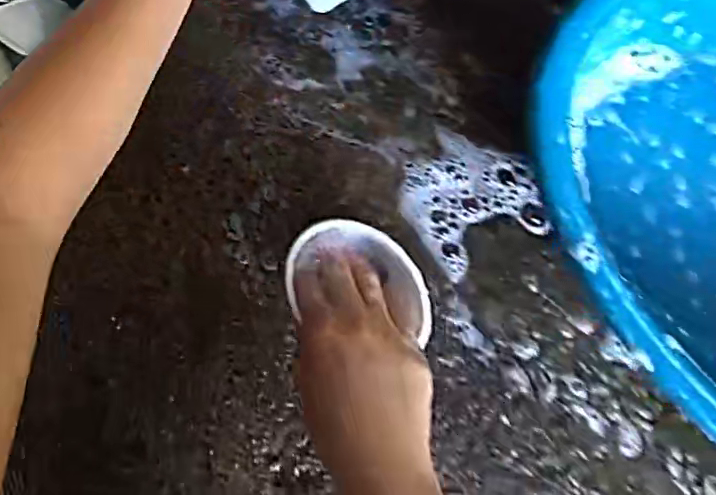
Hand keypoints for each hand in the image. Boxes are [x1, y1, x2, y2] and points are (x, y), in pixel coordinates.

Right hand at [295, 250, 438, 494]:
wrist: (383, 465)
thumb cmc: (340, 434)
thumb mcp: (306, 382)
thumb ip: (308, 344)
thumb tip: (311, 326)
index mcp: (322, 330)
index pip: (307, 284)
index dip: (304, 270)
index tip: (304, 266)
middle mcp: (354, 324)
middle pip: (340, 274)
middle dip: (331, 259)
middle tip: (328, 251)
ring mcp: (386, 333)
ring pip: (372, 285)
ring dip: (360, 268)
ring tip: (356, 258)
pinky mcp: (412, 348)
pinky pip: (400, 313)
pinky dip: (389, 299)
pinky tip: (386, 289)